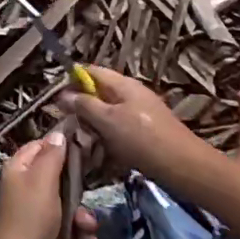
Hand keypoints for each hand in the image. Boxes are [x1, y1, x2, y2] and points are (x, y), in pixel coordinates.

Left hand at [0, 130, 95, 238]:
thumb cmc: (30, 217)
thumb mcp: (42, 181)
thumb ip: (51, 156)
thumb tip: (58, 132)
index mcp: (18, 168)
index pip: (40, 145)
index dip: (61, 144)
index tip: (87, 144)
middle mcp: (25, 186)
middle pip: (59, 174)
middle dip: (77, 186)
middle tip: (89, 189)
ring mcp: (37, 210)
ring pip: (70, 202)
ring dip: (82, 214)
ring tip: (84, 224)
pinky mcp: (48, 232)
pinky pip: (70, 224)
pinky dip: (79, 231)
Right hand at [61, 66, 225, 181]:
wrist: (182, 167)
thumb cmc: (141, 139)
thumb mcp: (107, 120)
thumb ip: (84, 105)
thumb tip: (63, 94)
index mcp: (123, 84)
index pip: (91, 71)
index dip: (72, 80)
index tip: (56, 98)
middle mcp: (131, 93)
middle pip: (98, 92)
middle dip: (81, 105)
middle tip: (67, 121)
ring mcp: (138, 112)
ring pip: (106, 112)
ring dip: (92, 123)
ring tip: (81, 137)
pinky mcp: (143, 130)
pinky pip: (117, 127)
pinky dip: (106, 135)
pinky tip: (100, 148)